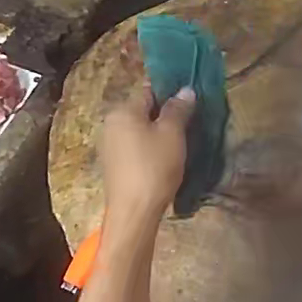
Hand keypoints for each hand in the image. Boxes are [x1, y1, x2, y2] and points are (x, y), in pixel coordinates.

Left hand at [100, 85, 193, 225]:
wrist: (134, 212)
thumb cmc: (154, 167)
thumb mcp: (172, 134)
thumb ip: (178, 109)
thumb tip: (185, 90)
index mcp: (122, 111)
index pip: (149, 90)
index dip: (171, 92)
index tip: (191, 100)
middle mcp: (111, 124)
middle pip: (143, 111)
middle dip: (165, 114)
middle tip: (190, 123)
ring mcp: (110, 146)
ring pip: (139, 130)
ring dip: (158, 133)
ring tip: (181, 142)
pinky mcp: (114, 165)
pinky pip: (135, 147)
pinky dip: (150, 148)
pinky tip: (165, 159)